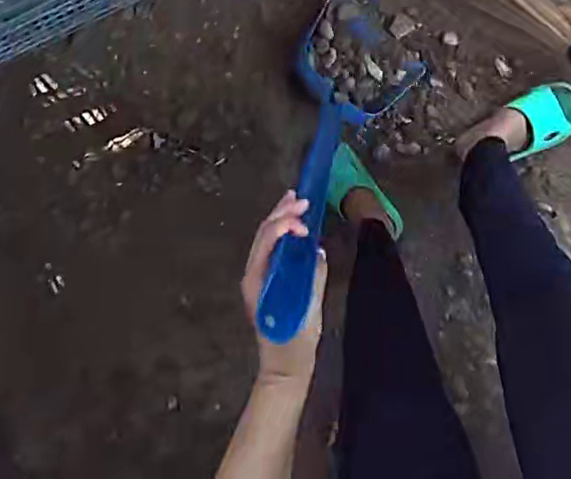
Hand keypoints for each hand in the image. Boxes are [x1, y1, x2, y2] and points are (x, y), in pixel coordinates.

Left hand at [239, 190, 325, 381]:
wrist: (284, 371)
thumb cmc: (294, 344)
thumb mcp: (307, 311)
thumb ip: (313, 279)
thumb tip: (317, 251)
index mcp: (257, 280)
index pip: (267, 242)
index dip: (284, 227)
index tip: (305, 227)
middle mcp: (253, 273)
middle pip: (264, 234)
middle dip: (282, 213)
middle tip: (302, 199)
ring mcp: (259, 276)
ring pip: (266, 237)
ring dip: (281, 216)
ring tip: (294, 199)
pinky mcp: (268, 279)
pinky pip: (273, 247)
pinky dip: (283, 230)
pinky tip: (294, 222)